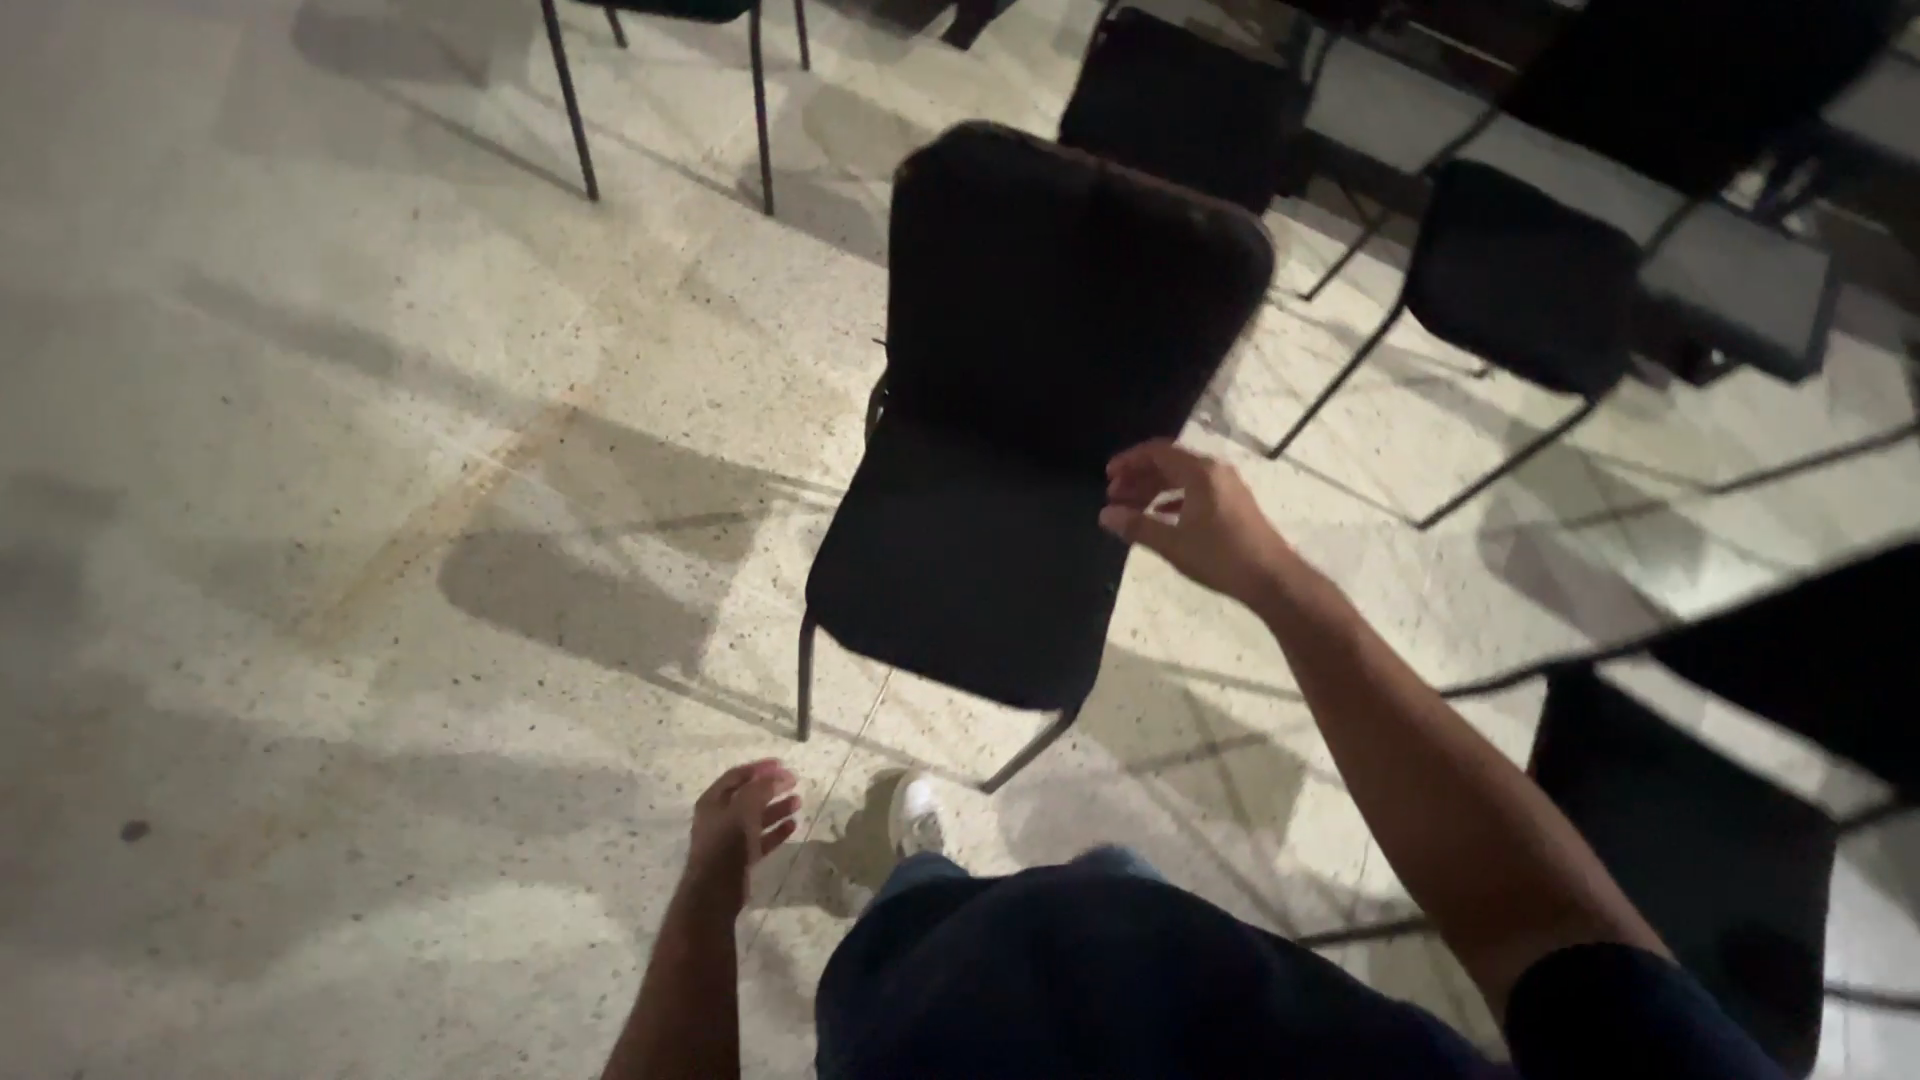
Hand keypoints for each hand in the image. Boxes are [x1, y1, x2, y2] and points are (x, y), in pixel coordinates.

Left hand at [683, 759, 800, 909]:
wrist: (715, 891)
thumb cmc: (726, 843)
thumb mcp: (743, 809)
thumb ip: (760, 789)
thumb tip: (777, 775)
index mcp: (713, 801)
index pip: (737, 776)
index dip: (758, 768)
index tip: (781, 764)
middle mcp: (720, 817)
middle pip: (749, 796)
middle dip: (771, 787)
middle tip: (794, 781)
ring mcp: (731, 838)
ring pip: (757, 817)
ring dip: (777, 808)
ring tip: (798, 801)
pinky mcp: (742, 857)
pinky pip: (762, 838)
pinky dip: (776, 831)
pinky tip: (792, 825)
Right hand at [1100, 439, 1295, 606]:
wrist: (1271, 578)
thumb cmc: (1220, 557)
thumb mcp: (1172, 543)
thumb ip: (1136, 526)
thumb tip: (1105, 515)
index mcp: (1200, 472)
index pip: (1157, 452)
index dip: (1129, 461)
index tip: (1108, 477)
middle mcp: (1214, 471)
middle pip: (1168, 463)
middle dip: (1138, 478)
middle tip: (1114, 497)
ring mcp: (1226, 486)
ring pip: (1181, 479)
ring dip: (1154, 490)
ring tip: (1131, 509)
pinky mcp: (1232, 503)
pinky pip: (1195, 491)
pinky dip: (1173, 500)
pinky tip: (1159, 515)